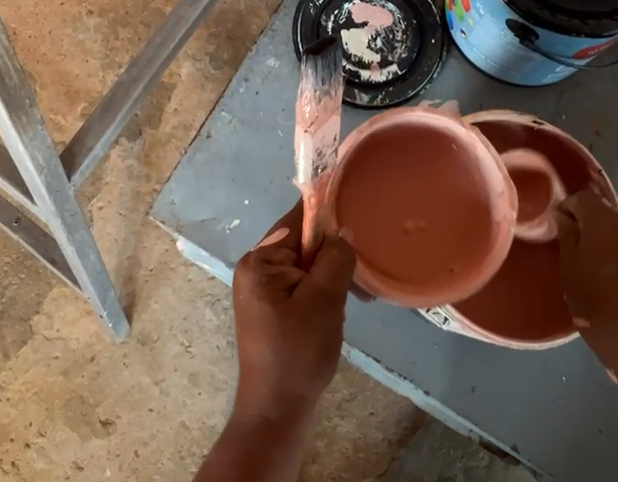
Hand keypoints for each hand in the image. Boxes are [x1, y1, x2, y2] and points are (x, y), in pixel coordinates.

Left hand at [230, 201, 357, 419]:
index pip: (298, 219)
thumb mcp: (324, 300)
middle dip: (334, 252)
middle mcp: (255, 268)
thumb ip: (335, 258)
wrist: (276, 410)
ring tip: (360, 294)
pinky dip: (324, 289)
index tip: (358, 207)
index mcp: (260, 260)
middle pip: (303, 241)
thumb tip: (342, 231)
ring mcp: (261, 289)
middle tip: (363, 271)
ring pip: (306, 264)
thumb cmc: (298, 352)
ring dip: (333, 274)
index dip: (328, 212)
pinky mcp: (271, 308)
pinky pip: (302, 284)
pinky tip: (344, 305)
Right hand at [554, 189, 617, 380]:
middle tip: (583, 253)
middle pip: (608, 216)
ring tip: (608, 271)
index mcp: (606, 224)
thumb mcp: (570, 275)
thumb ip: (567, 238)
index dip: (570, 207)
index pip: (584, 198)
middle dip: (594, 228)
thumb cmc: (599, 311)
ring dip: (616, 243)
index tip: (562, 226)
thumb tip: (565, 217)